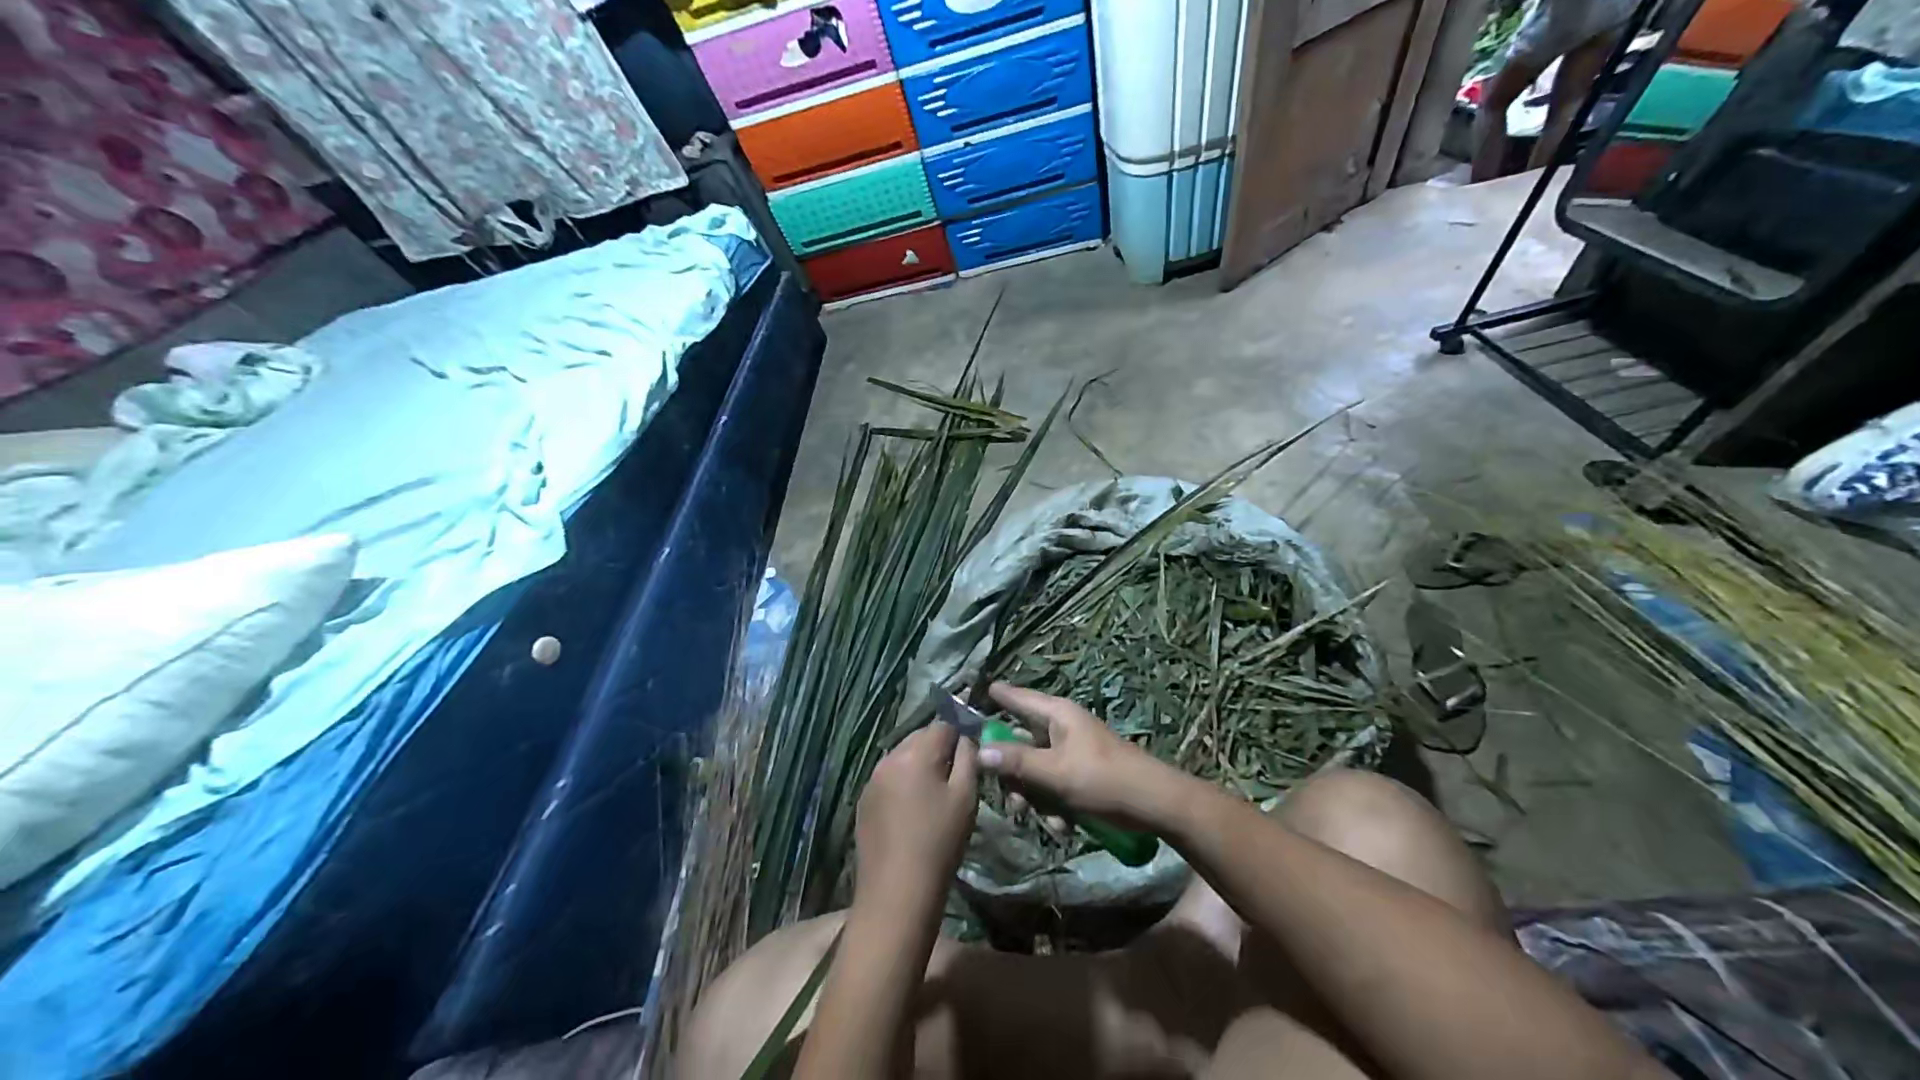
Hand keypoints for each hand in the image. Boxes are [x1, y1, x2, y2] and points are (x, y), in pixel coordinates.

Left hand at [853, 721, 977, 912]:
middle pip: (919, 738)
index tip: (970, 763)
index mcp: (915, 753)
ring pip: (902, 758)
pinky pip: (888, 779)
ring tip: (932, 798)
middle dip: (938, 750)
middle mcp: (888, 758)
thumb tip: (966, 739)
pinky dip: (903, 785)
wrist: (897, 891)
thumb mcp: (966, 797)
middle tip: (953, 781)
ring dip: (919, 767)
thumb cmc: (939, 842)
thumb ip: (968, 759)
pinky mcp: (863, 801)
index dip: (960, 739)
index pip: (943, 725)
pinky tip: (911, 813)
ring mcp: (871, 780)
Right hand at [979, 683, 1186, 830]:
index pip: (1017, 697)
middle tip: (1013, 801)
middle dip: (1014, 776)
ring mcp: (1072, 751)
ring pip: (1035, 769)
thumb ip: (1016, 762)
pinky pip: (1053, 785)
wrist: (1154, 805)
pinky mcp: (1081, 774)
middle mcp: (1062, 727)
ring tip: (1044, 819)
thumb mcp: (1054, 773)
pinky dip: (1054, 805)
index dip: (996, 696)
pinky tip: (1063, 826)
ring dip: (1035, 797)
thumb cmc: (1103, 779)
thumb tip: (978, 752)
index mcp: (1056, 714)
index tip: (973, 694)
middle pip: (1020, 742)